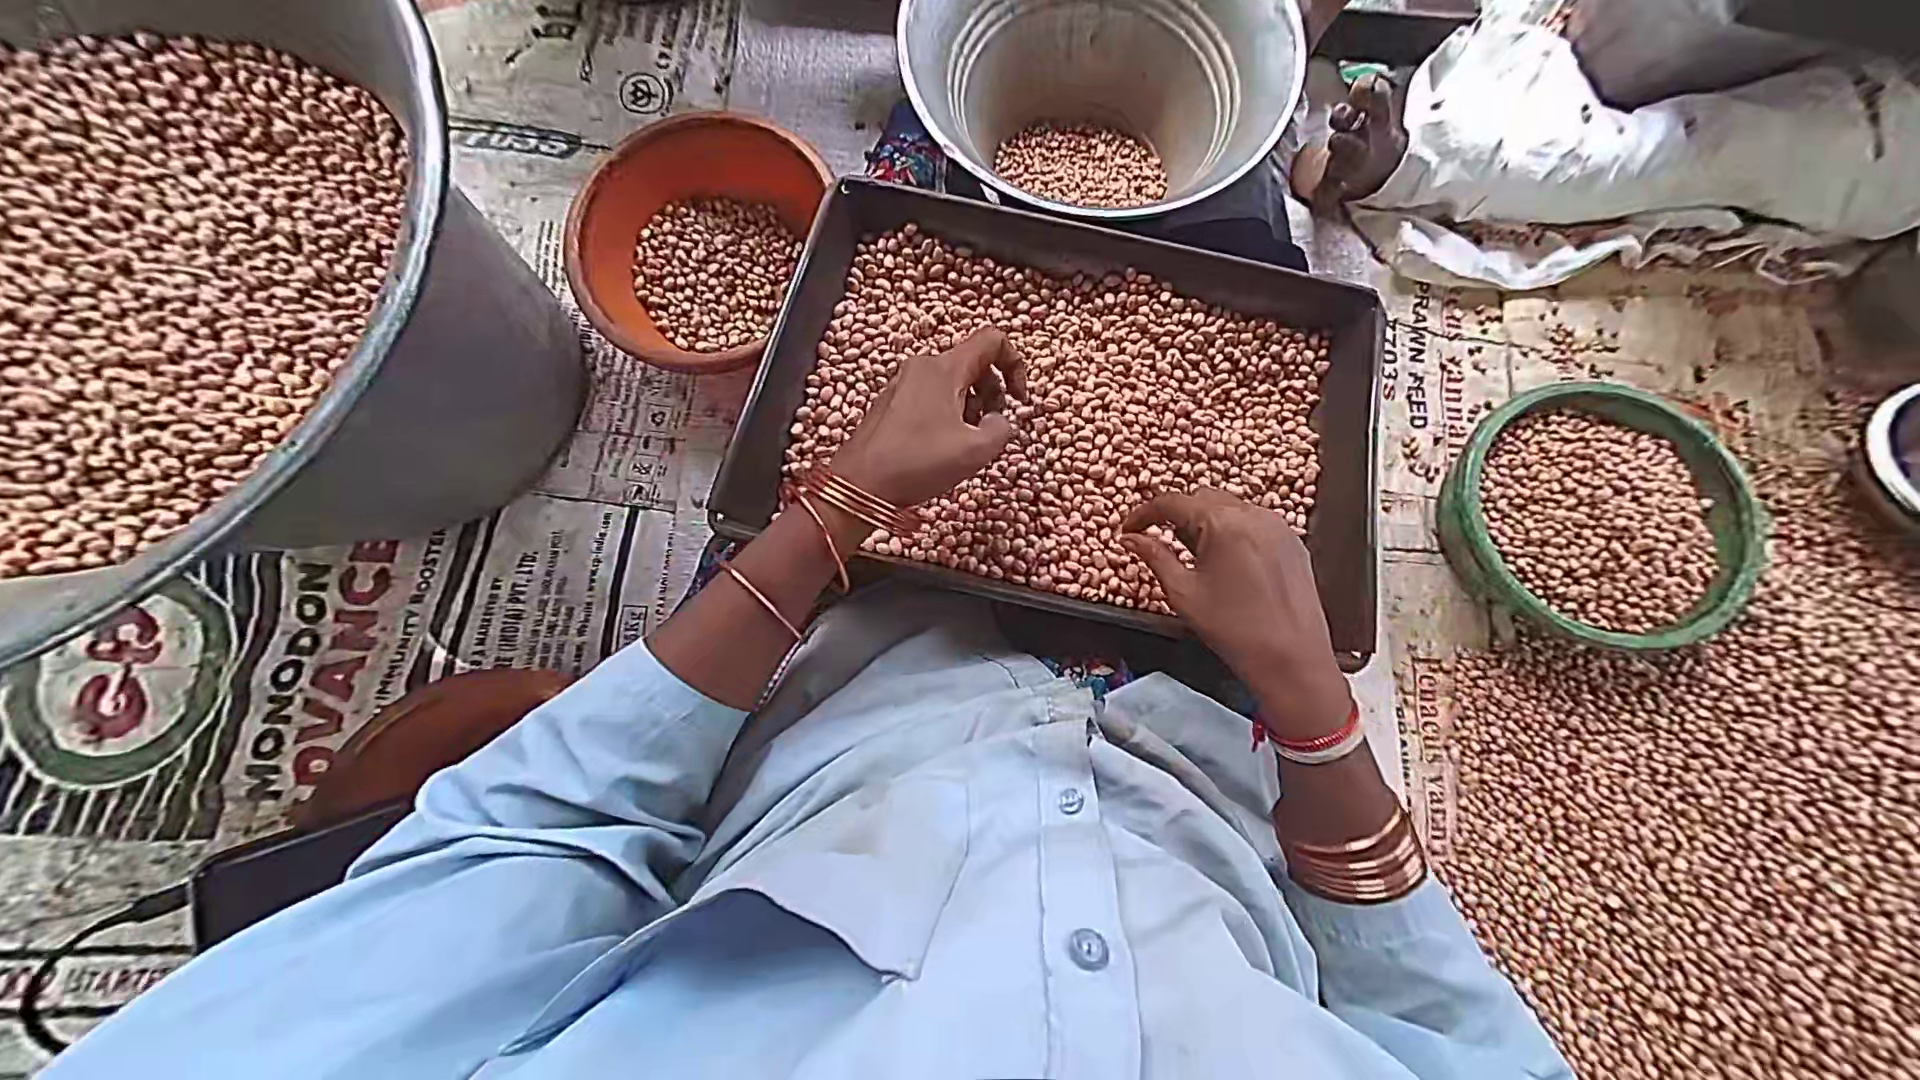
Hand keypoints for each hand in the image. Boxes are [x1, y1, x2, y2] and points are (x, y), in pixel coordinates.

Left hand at [830, 328, 1028, 507]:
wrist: (860, 484)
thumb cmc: (918, 463)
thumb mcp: (976, 451)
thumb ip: (1002, 429)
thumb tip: (1000, 421)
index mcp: (945, 368)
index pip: (992, 340)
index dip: (1016, 366)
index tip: (1019, 401)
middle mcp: (922, 367)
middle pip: (973, 364)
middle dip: (993, 394)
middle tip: (990, 429)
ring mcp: (902, 385)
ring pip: (951, 384)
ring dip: (970, 408)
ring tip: (966, 443)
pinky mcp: (890, 405)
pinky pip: (930, 399)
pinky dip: (947, 416)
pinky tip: (940, 449)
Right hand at [1118, 488, 1350, 738]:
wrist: (1291, 659)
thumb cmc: (1236, 630)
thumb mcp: (1182, 592)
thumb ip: (1154, 556)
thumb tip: (1131, 539)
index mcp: (1223, 524)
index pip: (1172, 502)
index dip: (1144, 514)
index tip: (1130, 529)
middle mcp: (1253, 516)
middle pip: (1201, 498)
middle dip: (1175, 515)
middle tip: (1156, 539)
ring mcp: (1277, 527)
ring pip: (1228, 507)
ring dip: (1203, 522)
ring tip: (1190, 553)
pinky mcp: (1291, 542)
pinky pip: (1252, 522)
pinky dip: (1230, 531)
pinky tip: (1221, 560)